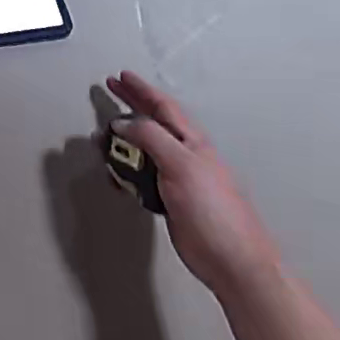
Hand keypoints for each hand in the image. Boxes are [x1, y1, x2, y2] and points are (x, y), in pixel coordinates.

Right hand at [106, 71, 281, 298]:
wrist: (233, 263)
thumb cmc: (215, 214)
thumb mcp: (182, 165)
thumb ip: (151, 138)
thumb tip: (122, 124)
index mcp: (193, 143)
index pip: (163, 107)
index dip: (141, 90)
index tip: (121, 77)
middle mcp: (186, 156)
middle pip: (153, 122)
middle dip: (132, 103)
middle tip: (112, 89)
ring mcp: (178, 178)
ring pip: (144, 148)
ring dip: (123, 139)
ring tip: (105, 136)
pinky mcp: (169, 199)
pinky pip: (141, 174)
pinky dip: (125, 167)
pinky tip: (118, 170)